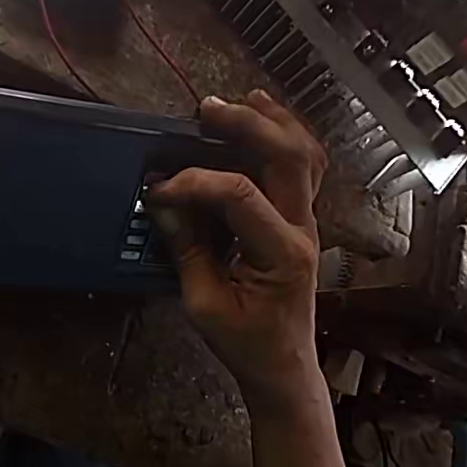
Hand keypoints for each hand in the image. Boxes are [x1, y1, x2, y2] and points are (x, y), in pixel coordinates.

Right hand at [150, 90, 327, 419]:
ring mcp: (308, 223)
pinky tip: (266, 122)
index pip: (240, 196)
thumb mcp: (204, 304)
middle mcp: (304, 230)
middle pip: (288, 158)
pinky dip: (286, 139)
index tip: (158, 190)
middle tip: (207, 109)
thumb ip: (187, 248)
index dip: (194, 183)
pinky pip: (304, 170)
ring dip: (275, 123)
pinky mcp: (301, 221)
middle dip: (248, 125)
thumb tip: (162, 200)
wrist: (284, 366)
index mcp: (281, 254)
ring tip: (244, 100)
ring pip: (306, 156)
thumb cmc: (247, 344)